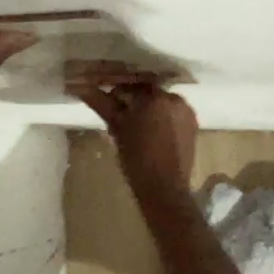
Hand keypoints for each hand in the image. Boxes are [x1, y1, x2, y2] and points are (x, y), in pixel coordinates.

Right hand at [70, 83, 197, 192]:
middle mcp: (174, 98)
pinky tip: (153, 135)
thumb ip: (102, 104)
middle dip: (133, 101)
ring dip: (148, 110)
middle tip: (120, 119)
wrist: (164, 188)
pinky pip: (172, 113)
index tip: (108, 105)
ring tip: (136, 129)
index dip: (116, 94)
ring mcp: (186, 111)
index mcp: (154, 97)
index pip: (130, 84)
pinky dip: (162, 118)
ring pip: (160, 102)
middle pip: (147, 92)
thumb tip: (80, 87)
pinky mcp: (192, 124)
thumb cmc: (136, 158)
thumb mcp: (117, 129)